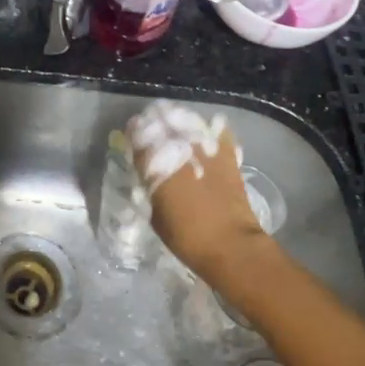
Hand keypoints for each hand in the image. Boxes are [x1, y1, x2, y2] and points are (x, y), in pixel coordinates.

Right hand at [132, 123, 267, 276]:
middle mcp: (178, 149)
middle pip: (162, 123)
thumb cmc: (188, 238)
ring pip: (187, 121)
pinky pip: (217, 131)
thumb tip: (153, 180)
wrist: (231, 244)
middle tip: (153, 131)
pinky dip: (209, 131)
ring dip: (180, 123)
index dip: (133, 134)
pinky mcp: (227, 153)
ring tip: (178, 130)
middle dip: (155, 124)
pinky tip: (205, 138)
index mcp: (155, 166)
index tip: (133, 137)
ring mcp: (204, 148)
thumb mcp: (156, 217)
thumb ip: (152, 191)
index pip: (137, 137)